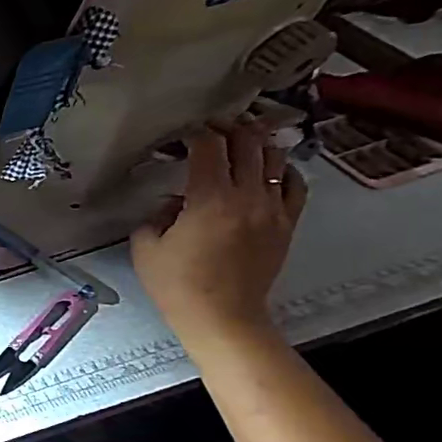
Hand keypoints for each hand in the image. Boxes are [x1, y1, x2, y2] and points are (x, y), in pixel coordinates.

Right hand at [131, 122, 306, 339]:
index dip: (195, 133)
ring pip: (275, 158)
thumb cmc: (176, 283)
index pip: (209, 148)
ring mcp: (273, 209)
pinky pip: (294, 184)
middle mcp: (248, 196)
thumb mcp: (146, 245)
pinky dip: (283, 169)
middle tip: (211, 126)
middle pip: (248, 144)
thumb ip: (157, 215)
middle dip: (228, 128)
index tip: (181, 134)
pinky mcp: (286, 224)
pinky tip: (270, 168)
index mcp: (209, 199)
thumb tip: (173, 202)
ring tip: (240, 140)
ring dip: (257, 144)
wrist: (221, 315)